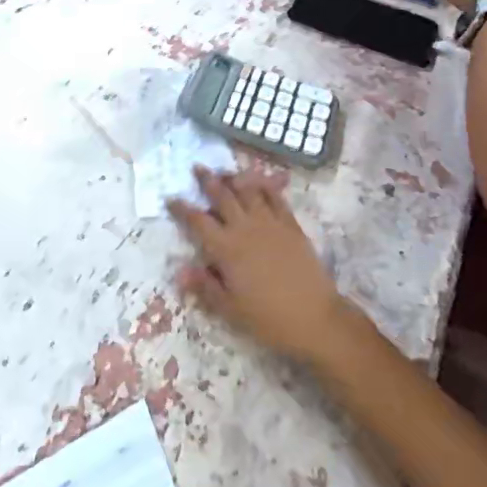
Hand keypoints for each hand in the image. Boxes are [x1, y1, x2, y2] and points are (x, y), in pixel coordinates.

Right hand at [168, 168, 356, 365]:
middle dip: (207, 180)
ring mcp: (270, 223)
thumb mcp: (229, 308)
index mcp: (225, 248)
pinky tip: (260, 182)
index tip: (171, 198)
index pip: (197, 221)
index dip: (182, 208)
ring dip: (235, 178)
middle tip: (197, 167)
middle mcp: (245, 228)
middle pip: (222, 196)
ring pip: (249, 191)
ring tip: (226, 171)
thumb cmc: (267, 318)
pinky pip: (276, 198)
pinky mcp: (291, 225)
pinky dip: (266, 186)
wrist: (315, 318)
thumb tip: (179, 270)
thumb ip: (204, 286)